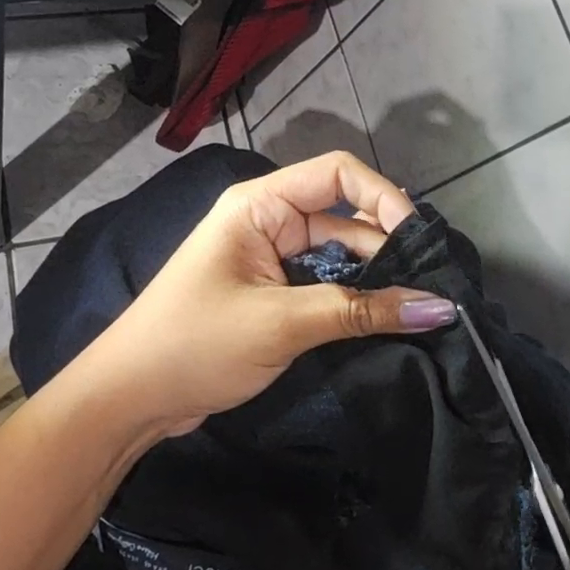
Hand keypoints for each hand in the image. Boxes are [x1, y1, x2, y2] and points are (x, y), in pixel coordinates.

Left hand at [67, 151, 457, 440]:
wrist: (131, 396)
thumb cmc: (195, 343)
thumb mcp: (280, 324)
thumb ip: (358, 311)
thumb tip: (439, 307)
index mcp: (259, 205)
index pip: (336, 174)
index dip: (383, 196)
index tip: (421, 241)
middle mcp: (267, 221)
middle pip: (343, 217)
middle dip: (387, 248)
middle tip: (434, 290)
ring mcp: (269, 259)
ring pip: (338, 255)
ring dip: (375, 279)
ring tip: (423, 310)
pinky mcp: (271, 294)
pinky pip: (324, 285)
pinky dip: (354, 301)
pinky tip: (387, 322)